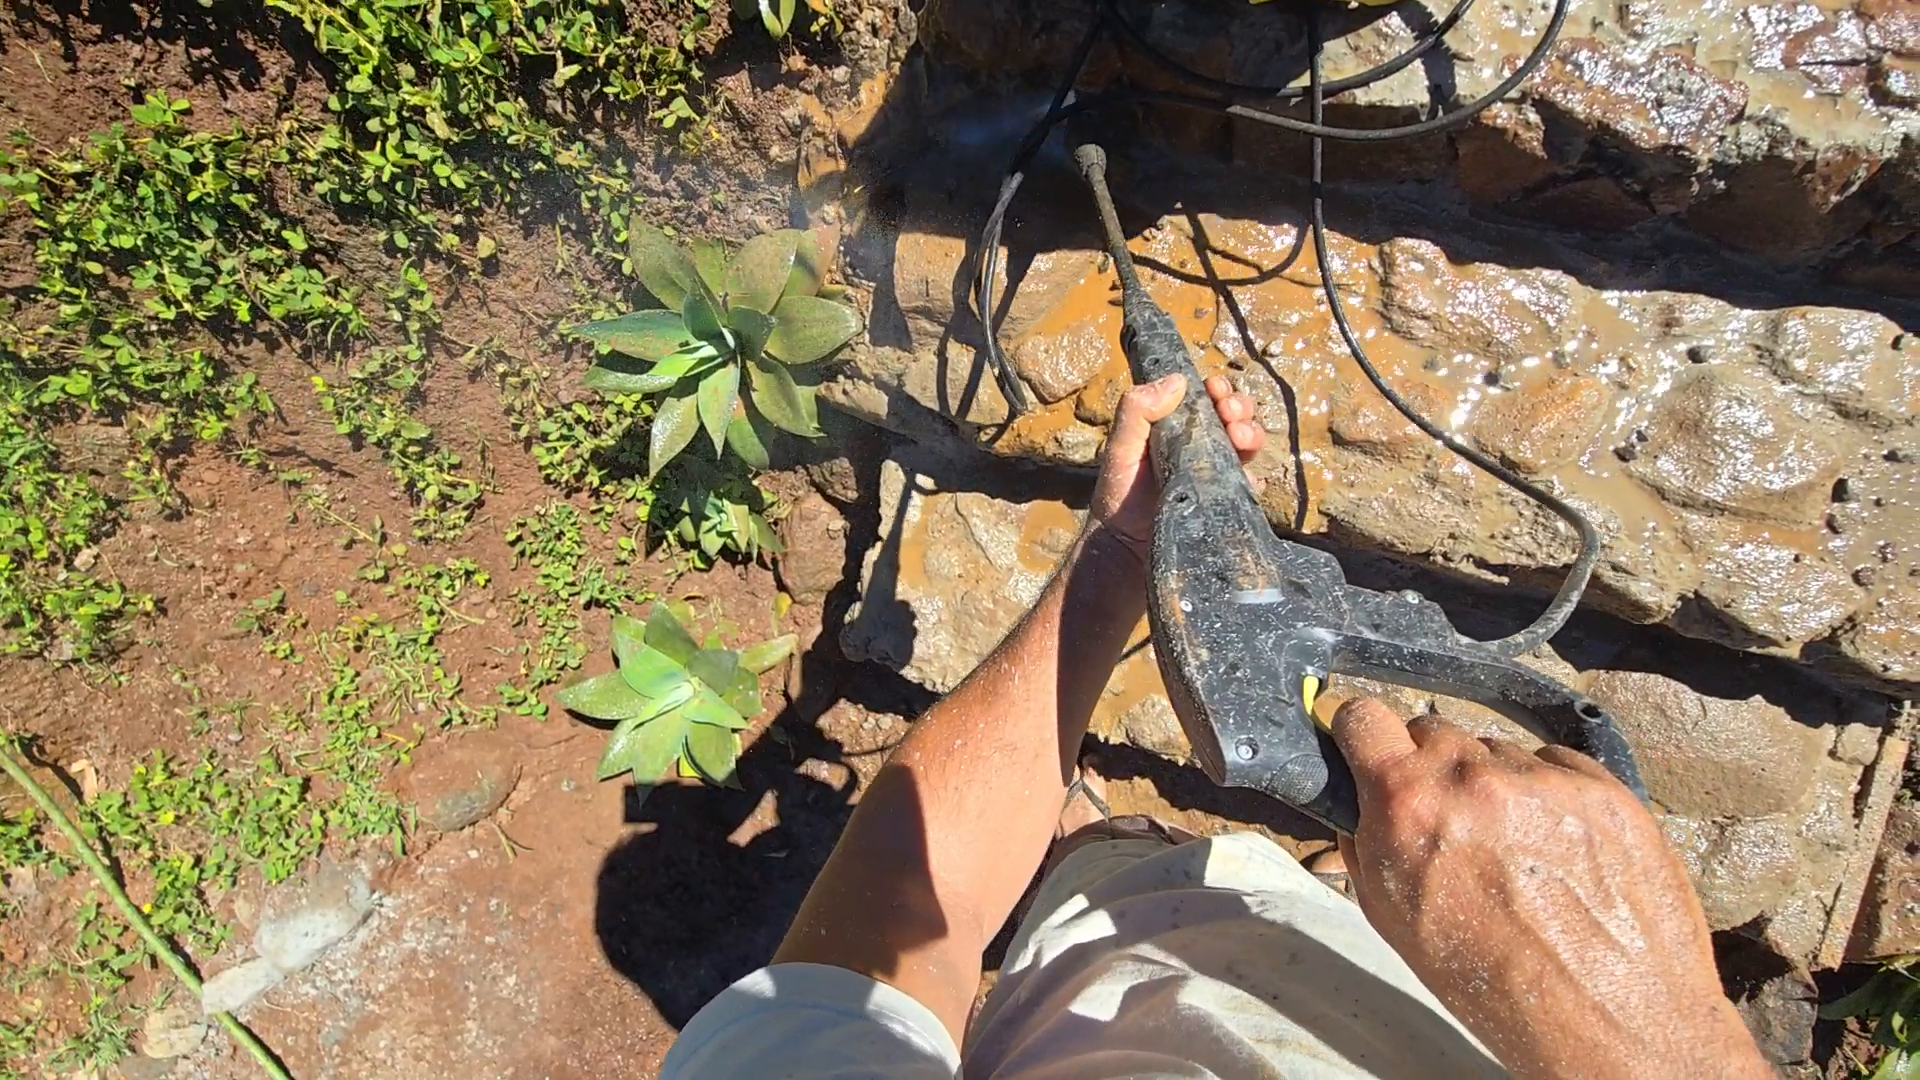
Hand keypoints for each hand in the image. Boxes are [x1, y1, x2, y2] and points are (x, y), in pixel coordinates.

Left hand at [1091, 374, 1264, 558]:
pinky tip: (1241, 480)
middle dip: (1240, 407)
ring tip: (1241, 440)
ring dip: (1251, 434)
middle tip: (1230, 415)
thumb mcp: (1120, 447)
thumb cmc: (1119, 493)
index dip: (1217, 389)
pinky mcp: (1224, 499)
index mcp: (1174, 427)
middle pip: (1234, 415)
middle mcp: (1198, 445)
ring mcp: (1213, 472)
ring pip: (1247, 443)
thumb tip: (1177, 380)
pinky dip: (1251, 478)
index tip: (1216, 390)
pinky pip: (1250, 484)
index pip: (1206, 398)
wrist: (1124, 545)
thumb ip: (1137, 411)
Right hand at [1331, 699, 1769, 1079]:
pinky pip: (1554, 761)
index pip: (1362, 715)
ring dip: (1491, 781)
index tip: (1372, 751)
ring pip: (1493, 749)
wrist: (1615, 1026)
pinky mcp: (1604, 789)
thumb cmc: (1485, 976)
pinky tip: (1557, 840)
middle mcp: (1469, 775)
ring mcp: (1541, 778)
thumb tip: (1362, 797)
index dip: (1362, 732)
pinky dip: (1546, 790)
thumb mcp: (1386, 910)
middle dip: (1430, 766)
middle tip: (1450, 815)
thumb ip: (1364, 836)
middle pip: (1430, 729)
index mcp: (1405, 800)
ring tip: (1515, 840)